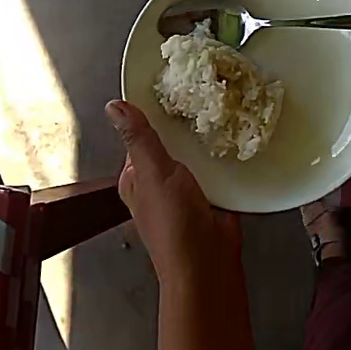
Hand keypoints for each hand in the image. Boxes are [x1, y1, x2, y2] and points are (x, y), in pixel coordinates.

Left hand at [107, 100, 241, 282]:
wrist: (209, 264)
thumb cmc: (174, 224)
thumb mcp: (153, 173)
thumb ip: (138, 138)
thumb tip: (113, 105)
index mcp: (136, 177)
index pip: (142, 134)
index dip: (156, 112)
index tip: (173, 85)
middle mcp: (159, 182)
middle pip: (172, 142)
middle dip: (187, 124)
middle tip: (205, 94)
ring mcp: (187, 190)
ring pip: (197, 154)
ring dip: (209, 140)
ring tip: (223, 109)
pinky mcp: (213, 196)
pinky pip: (218, 169)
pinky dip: (226, 157)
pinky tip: (236, 139)